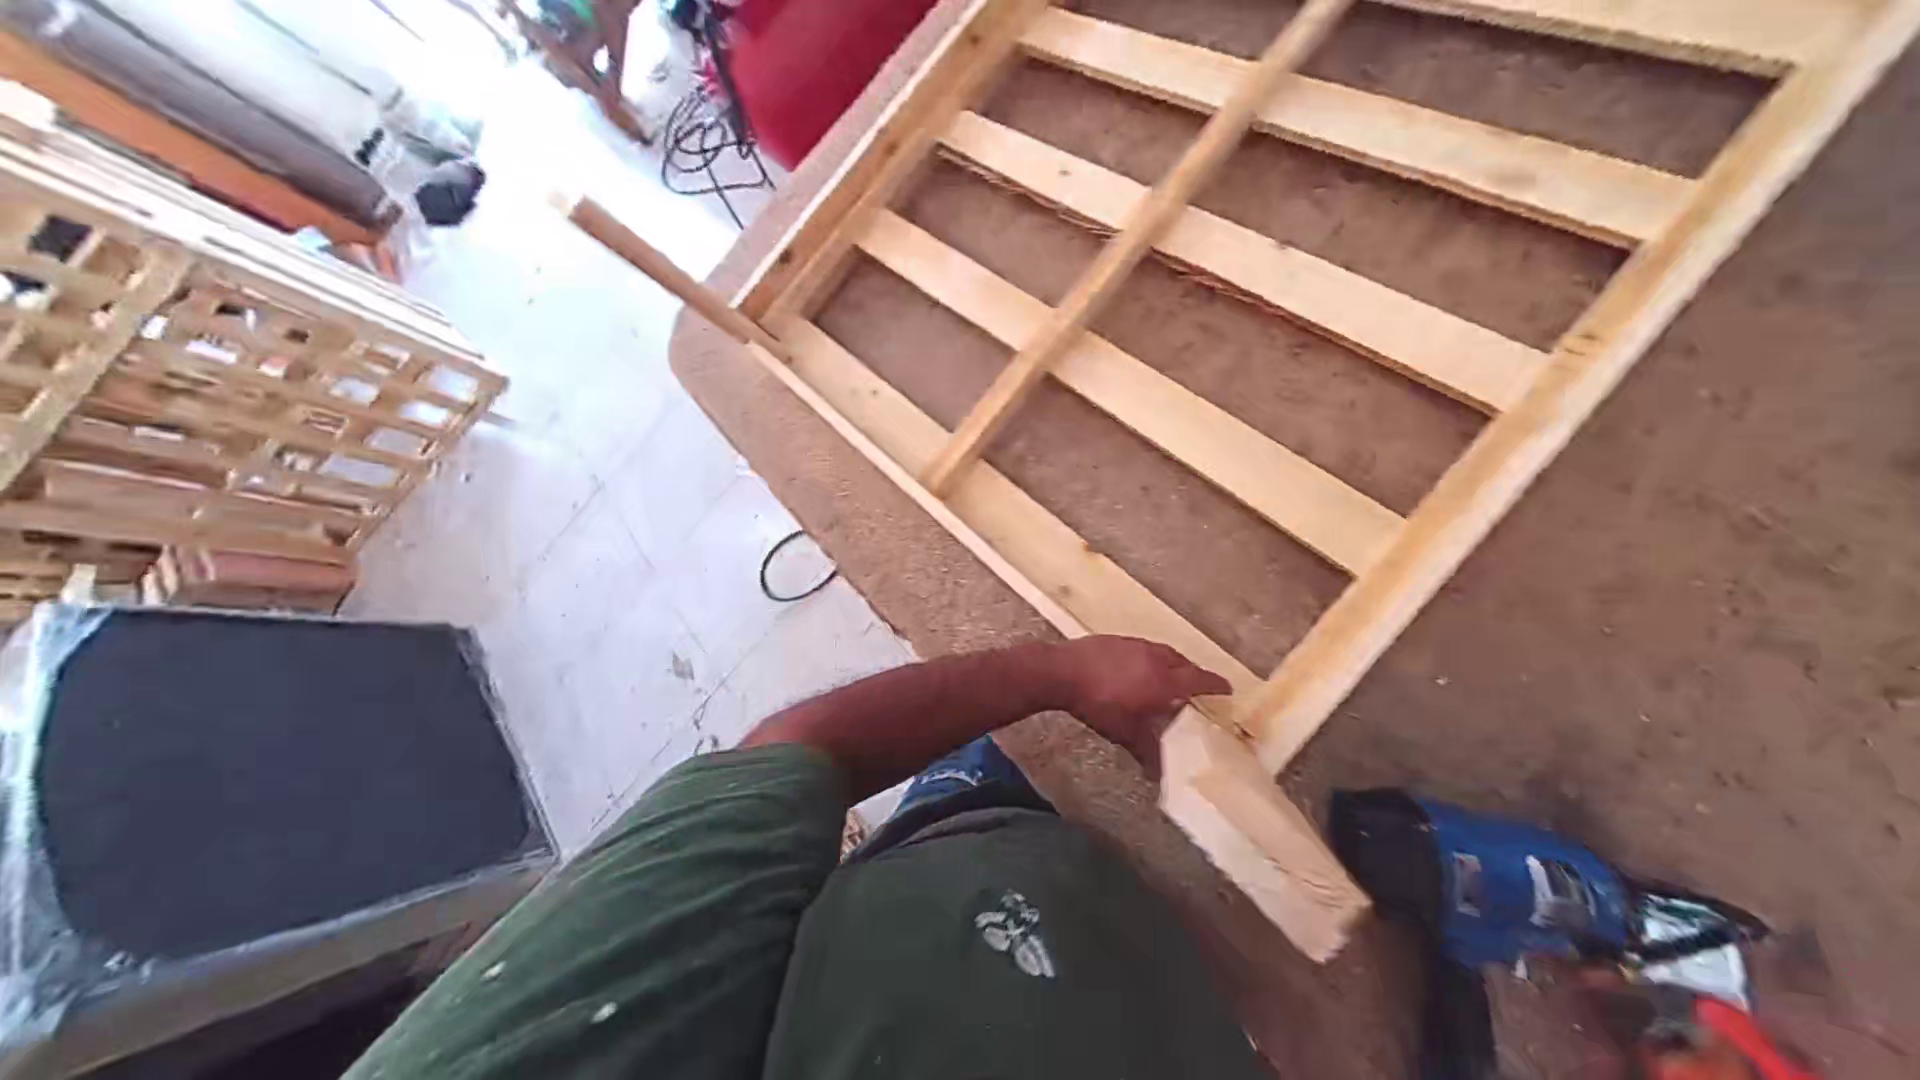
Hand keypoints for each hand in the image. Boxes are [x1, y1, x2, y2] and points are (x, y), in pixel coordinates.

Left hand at [1048, 636, 1232, 777]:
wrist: (1061, 671)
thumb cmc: (1098, 704)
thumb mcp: (1125, 733)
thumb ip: (1147, 753)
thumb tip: (1159, 778)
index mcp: (1165, 680)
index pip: (1199, 680)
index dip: (1215, 685)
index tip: (1227, 688)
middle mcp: (1155, 657)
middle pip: (1184, 663)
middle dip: (1194, 674)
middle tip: (1199, 686)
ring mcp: (1135, 644)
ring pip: (1163, 652)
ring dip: (1172, 663)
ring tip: (1171, 676)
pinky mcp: (1116, 639)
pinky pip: (1143, 647)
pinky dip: (1150, 657)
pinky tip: (1139, 668)